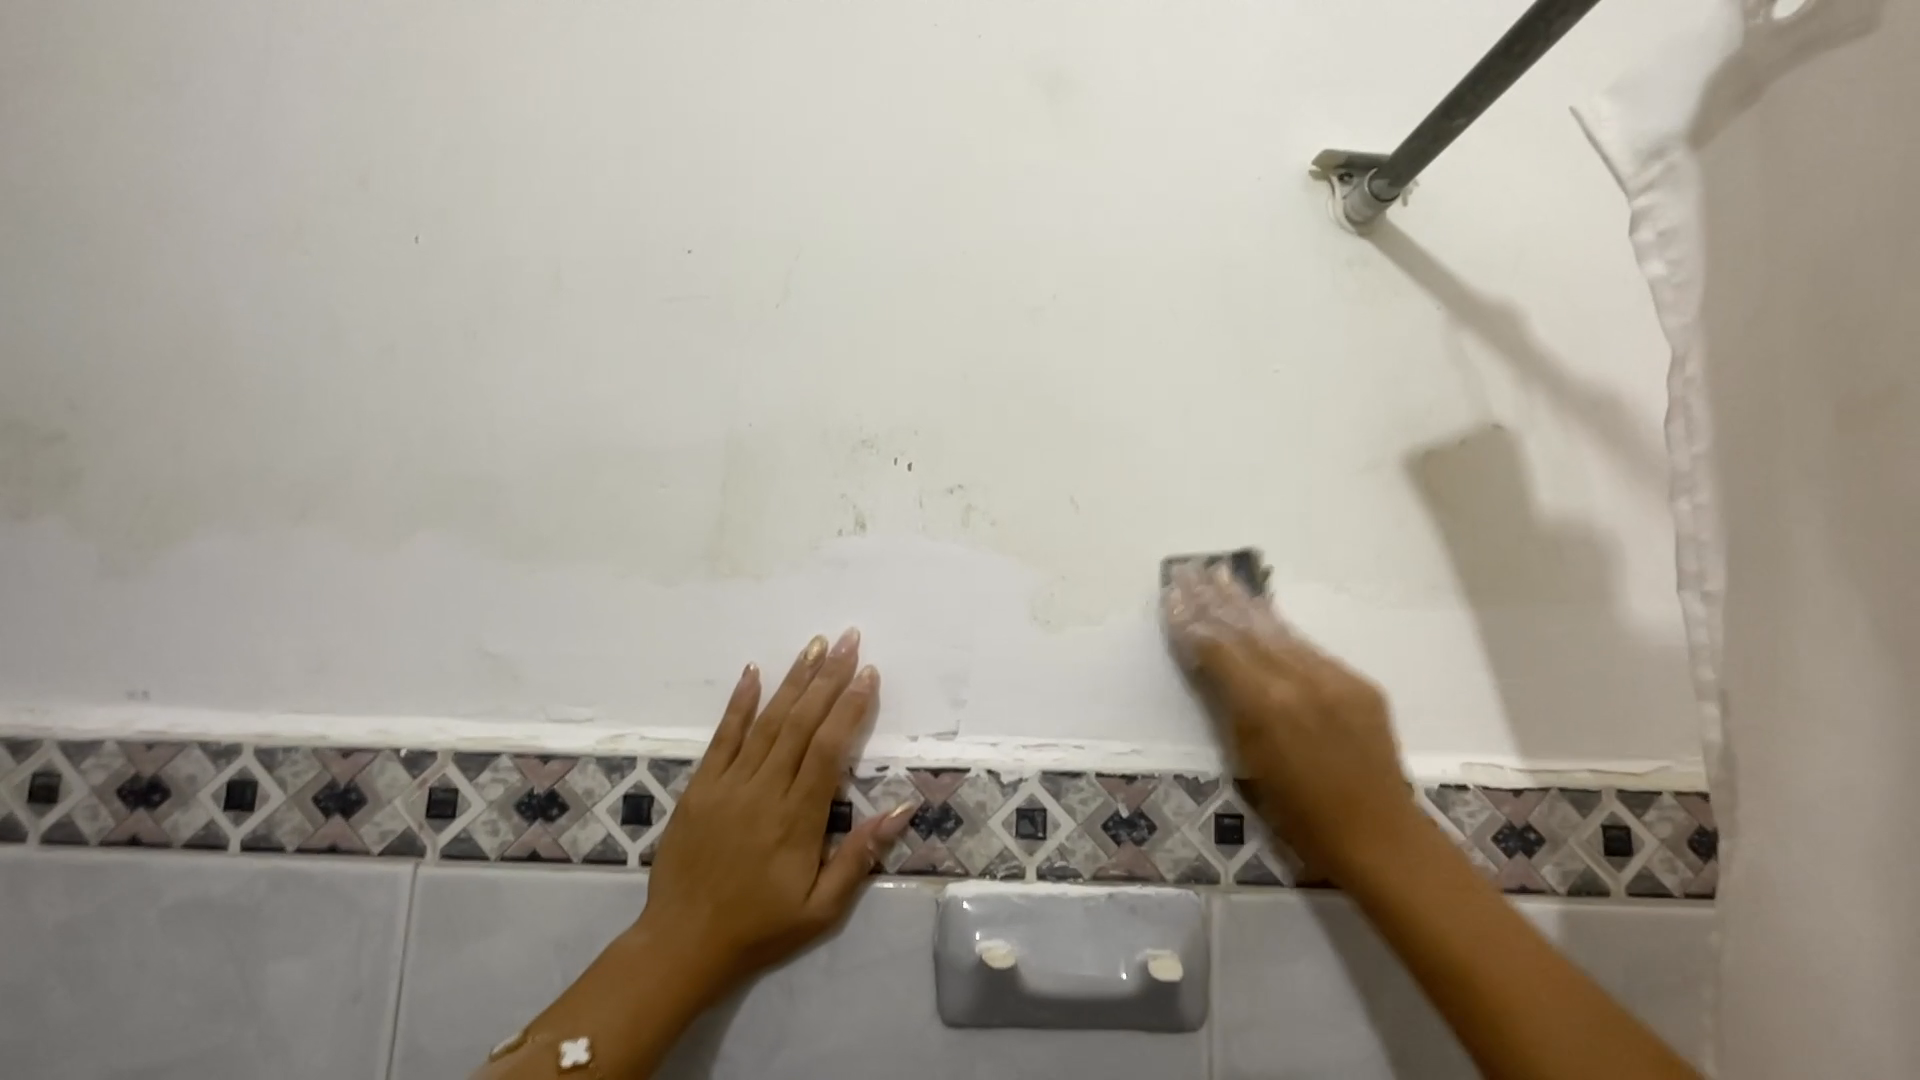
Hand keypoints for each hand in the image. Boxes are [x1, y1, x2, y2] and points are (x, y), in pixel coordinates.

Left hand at [633, 629, 918, 1000]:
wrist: (683, 943)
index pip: (830, 748)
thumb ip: (860, 856)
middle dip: (828, 678)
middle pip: (802, 723)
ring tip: (815, 645)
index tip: (868, 673)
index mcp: (798, 818)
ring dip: (794, 680)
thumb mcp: (822, 908)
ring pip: (768, 721)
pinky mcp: (700, 787)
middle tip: (849, 640)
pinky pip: (723, 736)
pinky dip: (739, 702)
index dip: (850, 707)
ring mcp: (728, 784)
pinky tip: (754, 671)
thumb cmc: (761, 928)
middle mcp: (765, 790)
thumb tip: (902, 807)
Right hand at [1161, 565, 1413, 876]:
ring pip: (1280, 631)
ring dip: (1247, 603)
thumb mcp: (1247, 764)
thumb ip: (1228, 707)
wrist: (1378, 835)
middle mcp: (1299, 679)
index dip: (1192, 623)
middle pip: (1247, 629)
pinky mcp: (1359, 683)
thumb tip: (1209, 667)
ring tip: (1222, 575)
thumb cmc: (1298, 815)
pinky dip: (1280, 629)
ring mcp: (1334, 677)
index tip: (1171, 595)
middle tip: (1190, 571)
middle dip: (1215, 599)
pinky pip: (1309, 648)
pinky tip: (1264, 614)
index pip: (1219, 649)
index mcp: (1265, 703)